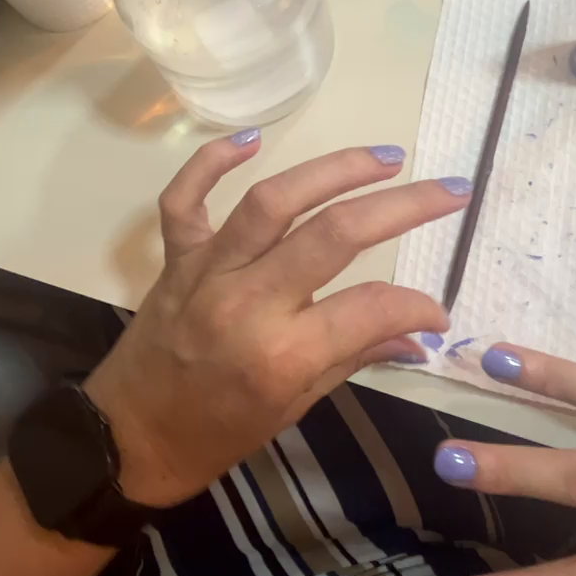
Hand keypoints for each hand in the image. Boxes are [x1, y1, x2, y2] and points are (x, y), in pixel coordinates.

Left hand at [83, 133, 468, 507]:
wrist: (127, 438)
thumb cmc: (217, 434)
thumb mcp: (294, 409)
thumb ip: (355, 357)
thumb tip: (418, 332)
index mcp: (282, 354)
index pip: (370, 308)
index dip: (416, 305)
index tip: (437, 309)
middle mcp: (247, 301)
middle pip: (334, 234)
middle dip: (402, 205)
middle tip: (447, 189)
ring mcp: (206, 270)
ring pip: (272, 201)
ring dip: (334, 169)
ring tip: (384, 157)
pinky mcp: (175, 255)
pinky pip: (186, 198)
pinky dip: (212, 161)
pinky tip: (253, 137)